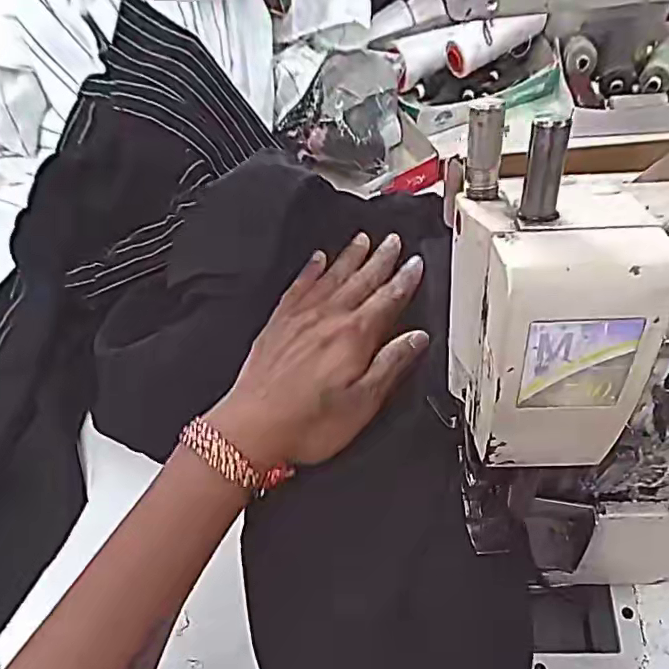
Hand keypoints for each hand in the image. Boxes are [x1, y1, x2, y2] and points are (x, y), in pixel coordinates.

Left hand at [206, 232, 427, 469]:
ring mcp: (300, 319)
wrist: (253, 427)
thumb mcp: (364, 402)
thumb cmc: (308, 423)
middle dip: (381, 259)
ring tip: (363, 240)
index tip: (415, 264)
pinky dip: (311, 270)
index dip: (405, 280)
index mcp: (353, 338)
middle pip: (362, 280)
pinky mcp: (278, 325)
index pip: (388, 300)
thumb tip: (415, 340)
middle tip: (394, 242)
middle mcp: (327, 320)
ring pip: (332, 277)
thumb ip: (391, 365)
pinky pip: (298, 286)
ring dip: (350, 257)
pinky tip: (317, 260)